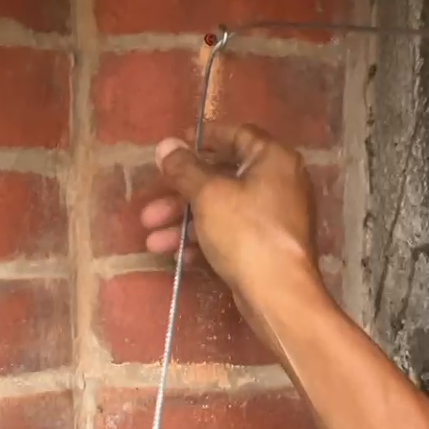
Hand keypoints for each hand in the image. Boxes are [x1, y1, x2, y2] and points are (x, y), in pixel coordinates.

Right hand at [139, 122, 328, 334]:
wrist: (278, 293)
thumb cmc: (246, 232)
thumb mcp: (208, 195)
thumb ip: (184, 169)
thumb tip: (165, 145)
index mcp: (272, 160)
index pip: (237, 135)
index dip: (204, 138)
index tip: (175, 146)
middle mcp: (277, 183)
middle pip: (220, 179)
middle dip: (179, 196)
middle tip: (150, 210)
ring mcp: (272, 217)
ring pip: (220, 210)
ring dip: (183, 223)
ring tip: (153, 241)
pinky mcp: (264, 246)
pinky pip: (228, 234)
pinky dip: (203, 241)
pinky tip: (178, 256)